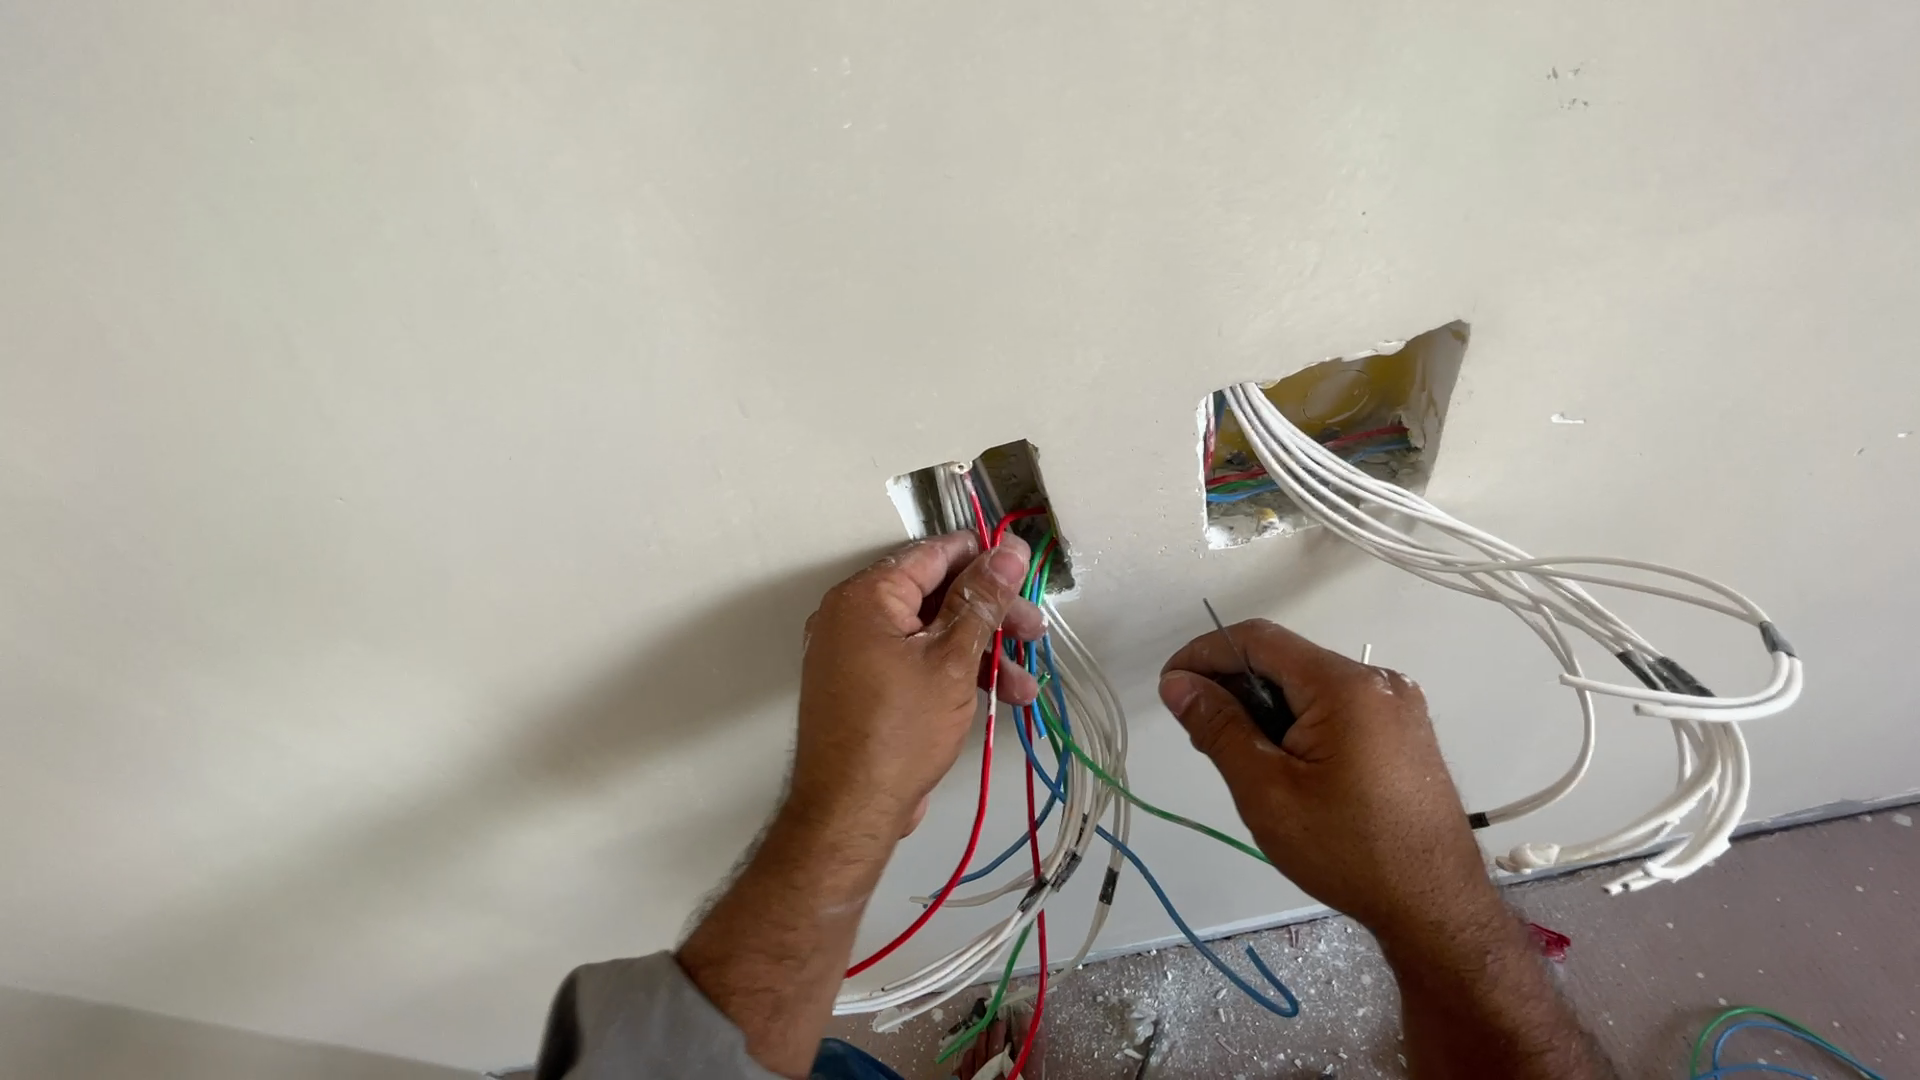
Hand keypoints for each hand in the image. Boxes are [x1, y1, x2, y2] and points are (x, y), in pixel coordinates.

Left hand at [790, 531, 1040, 837]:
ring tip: (1025, 684)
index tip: (1025, 567)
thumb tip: (1009, 550)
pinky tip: (999, 698)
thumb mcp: (952, 659)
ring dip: (981, 652)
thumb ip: (982, 600)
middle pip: (936, 594)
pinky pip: (915, 661)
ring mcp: (857, 652)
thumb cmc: (900, 729)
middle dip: (991, 615)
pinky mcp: (866, 684)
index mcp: (867, 595)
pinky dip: (953, 673)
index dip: (983, 557)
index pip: (933, 553)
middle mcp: (854, 614)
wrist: (850, 811)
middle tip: (1035, 631)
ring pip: (931, 633)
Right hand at [1158, 620, 1493, 939]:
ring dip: (1260, 706)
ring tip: (1235, 754)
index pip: (1258, 640)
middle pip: (1283, 659)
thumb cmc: (1346, 850)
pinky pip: (1332, 705)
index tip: (1170, 687)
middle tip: (1198, 732)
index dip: (1204, 653)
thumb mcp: (1266, 790)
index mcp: (1345, 686)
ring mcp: (1394, 705)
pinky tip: (1276, 760)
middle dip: (1231, 685)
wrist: (1436, 911)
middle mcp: (1375, 681)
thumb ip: (1218, 726)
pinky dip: (1293, 720)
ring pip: (1305, 684)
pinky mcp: (1400, 730)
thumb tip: (1175, 683)